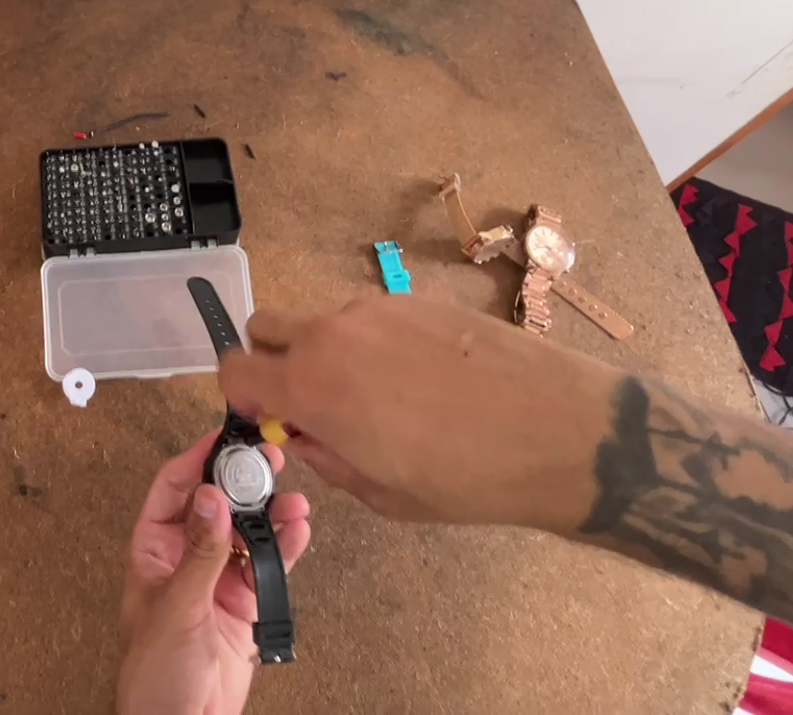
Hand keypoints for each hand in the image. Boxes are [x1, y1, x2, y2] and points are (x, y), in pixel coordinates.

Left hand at [116, 430, 310, 714]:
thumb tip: (212, 497)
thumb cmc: (155, 670)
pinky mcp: (244, 603)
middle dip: (242, 481)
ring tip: (295, 499)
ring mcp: (217, 577)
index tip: (222, 437)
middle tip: (270, 460)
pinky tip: (298, 529)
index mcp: (155, 546)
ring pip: (246, 532)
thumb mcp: (176, 606)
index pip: (174, 488)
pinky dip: (283, 548)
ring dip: (270, 514)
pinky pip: (266, 566)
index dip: (196, 459)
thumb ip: (199, 552)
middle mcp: (186, 554)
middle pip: (217, 504)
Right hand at [218, 294, 621, 535]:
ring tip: (390, 392)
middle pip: (264, 327)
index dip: (239, 392)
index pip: (233, 367)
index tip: (267, 413)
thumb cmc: (465, 478)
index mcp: (310, 385)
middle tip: (312, 396)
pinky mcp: (411, 298)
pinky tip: (427, 374)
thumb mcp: (380, 494)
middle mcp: (328, 334)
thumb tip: (305, 433)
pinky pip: (369, 318)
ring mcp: (370, 309)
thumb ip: (324, 457)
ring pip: (322, 324)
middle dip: (272, 359)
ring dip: (331, 352)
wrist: (559, 428)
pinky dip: (376, 342)